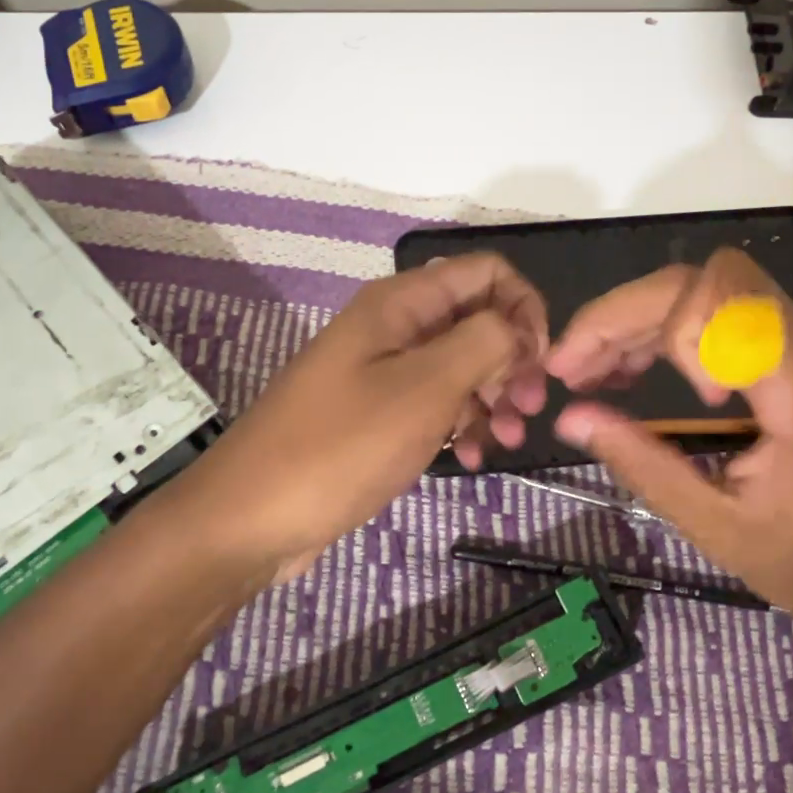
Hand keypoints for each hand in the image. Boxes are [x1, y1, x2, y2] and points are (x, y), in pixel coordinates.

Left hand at [185, 253, 547, 581]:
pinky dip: (460, 426)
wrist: (253, 518)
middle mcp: (392, 329)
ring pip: (459, 368)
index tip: (540, 363)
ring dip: (492, 399)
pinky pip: (433, 406)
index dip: (524, 308)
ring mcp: (382, 374)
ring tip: (506, 442)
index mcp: (400, 305)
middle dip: (511, 360)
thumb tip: (518, 326)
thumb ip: (483, 343)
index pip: (485, 274)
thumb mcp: (424, 389)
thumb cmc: (341, 447)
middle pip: (475, 321)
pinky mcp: (375, 417)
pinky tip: (471, 460)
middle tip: (527, 410)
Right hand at [544, 247, 792, 630]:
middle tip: (572, 371)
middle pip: (703, 282)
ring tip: (597, 374)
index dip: (628, 319)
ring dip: (649, 324)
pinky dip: (682, 338)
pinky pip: (736, 321)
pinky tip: (652, 375)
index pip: (705, 292)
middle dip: (626, 317)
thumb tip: (572, 418)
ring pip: (716, 295)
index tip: (579, 377)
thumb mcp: (723, 526)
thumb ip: (647, 465)